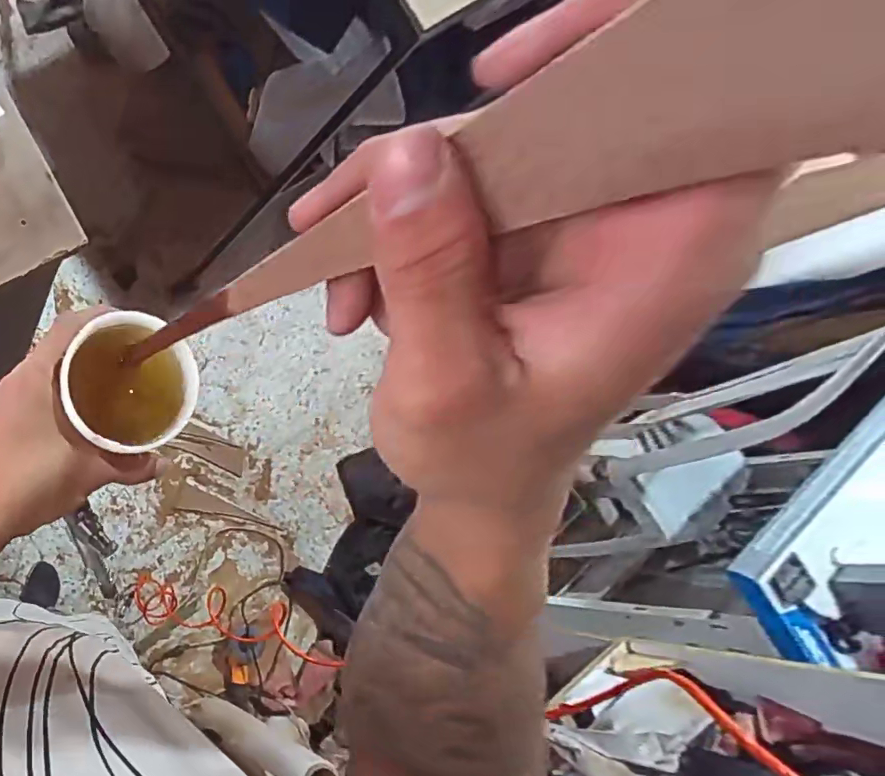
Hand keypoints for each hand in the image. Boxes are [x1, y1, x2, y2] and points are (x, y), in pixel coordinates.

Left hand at [0, 307, 160, 538]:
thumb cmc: (33, 483)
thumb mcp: (86, 472)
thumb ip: (127, 465)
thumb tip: (162, 463)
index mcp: (34, 376)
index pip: (69, 325)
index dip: (103, 318)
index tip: (133, 326)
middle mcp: (17, 378)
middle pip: (60, 343)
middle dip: (96, 344)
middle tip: (130, 356)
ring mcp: (8, 397)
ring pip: (48, 367)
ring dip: (79, 368)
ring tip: (114, 380)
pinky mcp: (4, 416)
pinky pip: (39, 387)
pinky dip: (63, 388)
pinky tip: (85, 409)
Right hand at [288, 0, 777, 516]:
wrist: (474, 491)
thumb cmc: (476, 455)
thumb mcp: (442, 374)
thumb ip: (428, 269)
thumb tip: (400, 155)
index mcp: (669, 243)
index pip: (681, 93)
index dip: (603, 51)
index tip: (497, 71)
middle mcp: (636, 218)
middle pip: (544, 128)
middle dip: (423, 173)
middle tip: (328, 219)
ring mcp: (574, 231)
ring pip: (478, 169)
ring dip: (387, 226)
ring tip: (341, 299)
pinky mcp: (524, 247)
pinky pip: (453, 210)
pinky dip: (392, 248)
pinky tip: (359, 301)